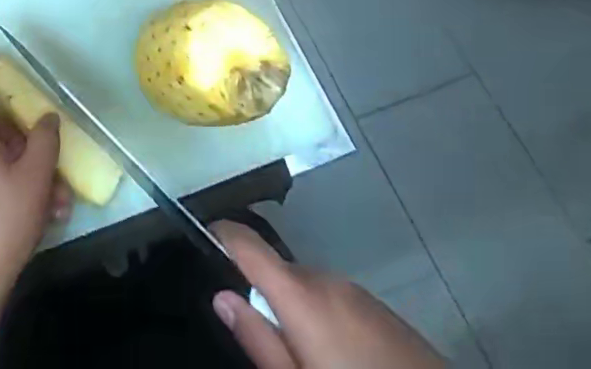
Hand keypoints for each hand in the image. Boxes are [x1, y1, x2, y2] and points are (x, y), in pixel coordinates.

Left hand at [0, 56, 70, 292]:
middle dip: (31, 144)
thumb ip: (43, 141)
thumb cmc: (1, 221)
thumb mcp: (34, 178)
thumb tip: (46, 118)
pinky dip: (21, 191)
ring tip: (58, 205)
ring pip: (3, 159)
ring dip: (33, 174)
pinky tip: (45, 218)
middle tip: (56, 170)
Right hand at [210, 220, 445, 368]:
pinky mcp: (388, 315)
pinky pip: (340, 304)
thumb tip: (221, 296)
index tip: (202, 245)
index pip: (245, 241)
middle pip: (278, 271)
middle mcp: (328, 281)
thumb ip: (258, 340)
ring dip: (297, 310)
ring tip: (305, 358)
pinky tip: (341, 362)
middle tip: (263, 339)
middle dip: (262, 294)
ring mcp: (362, 296)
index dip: (218, 235)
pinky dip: (328, 320)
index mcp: (300, 296)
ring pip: (310, 289)